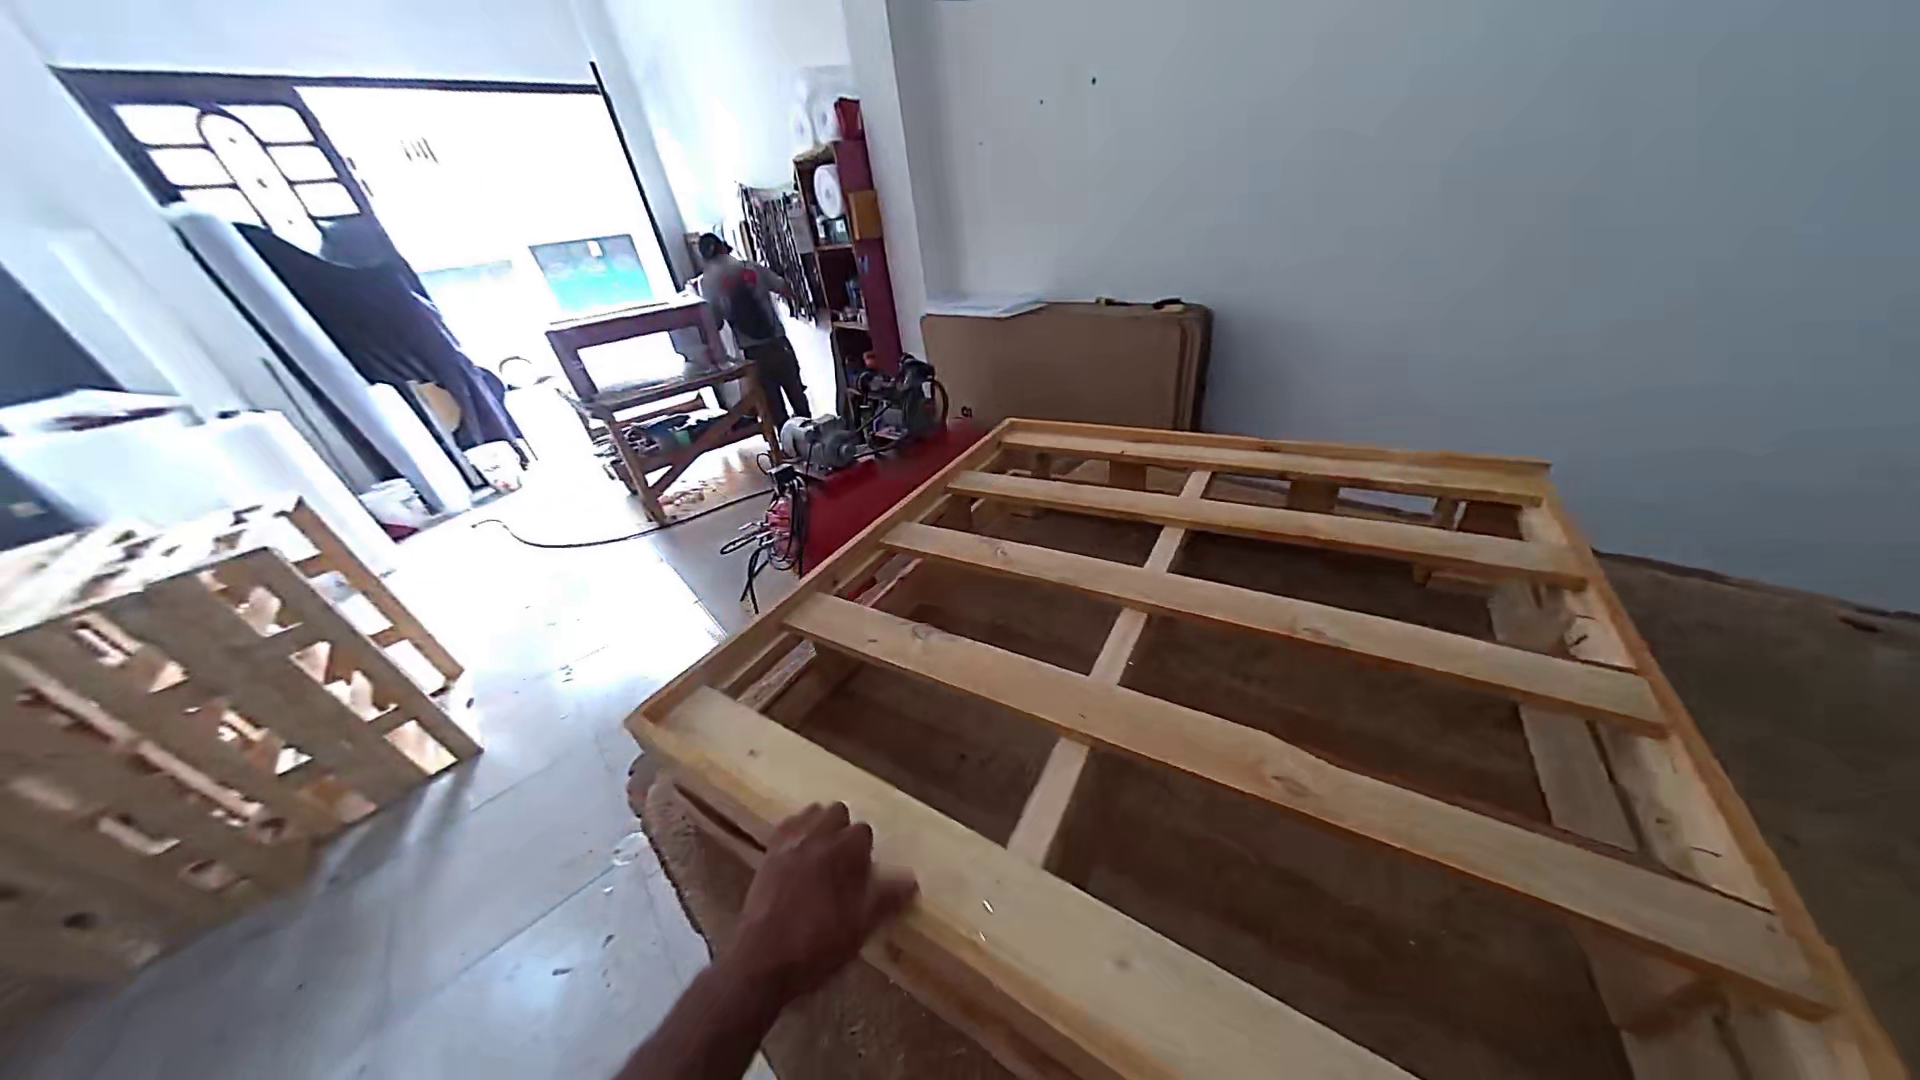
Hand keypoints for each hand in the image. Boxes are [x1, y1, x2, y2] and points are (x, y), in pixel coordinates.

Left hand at [720, 802, 916, 1003]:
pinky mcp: (769, 852)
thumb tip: (912, 880)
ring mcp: (790, 841)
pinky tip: (797, 852)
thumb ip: (886, 899)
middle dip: (844, 829)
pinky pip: (786, 825)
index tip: (864, 874)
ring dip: (821, 825)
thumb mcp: (860, 928)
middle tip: (844, 860)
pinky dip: (795, 831)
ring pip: (812, 812)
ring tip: (821, 853)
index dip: (866, 852)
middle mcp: (818, 835)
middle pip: (838, 812)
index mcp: (844, 850)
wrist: (762, 962)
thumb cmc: (817, 946)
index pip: (864, 831)